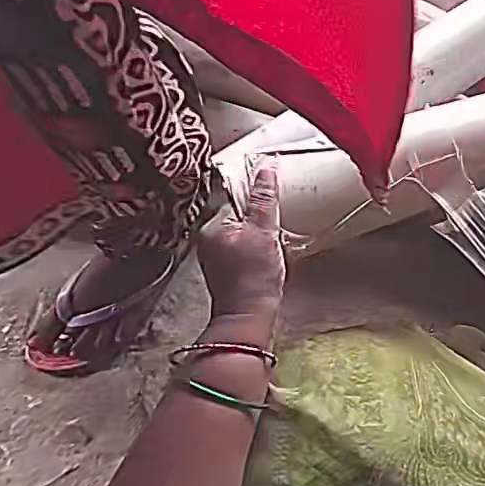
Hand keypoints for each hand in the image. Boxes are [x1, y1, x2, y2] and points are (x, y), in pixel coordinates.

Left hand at [198, 161, 285, 319]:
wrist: (248, 316)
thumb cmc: (254, 276)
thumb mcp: (264, 232)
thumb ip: (263, 200)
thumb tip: (265, 169)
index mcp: (212, 226)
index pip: (236, 198)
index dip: (257, 197)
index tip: (274, 199)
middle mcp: (208, 238)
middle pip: (238, 214)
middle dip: (258, 215)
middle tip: (276, 222)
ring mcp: (215, 255)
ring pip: (241, 231)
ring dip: (258, 231)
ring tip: (273, 239)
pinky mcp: (225, 268)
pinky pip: (242, 246)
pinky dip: (255, 246)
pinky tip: (266, 254)